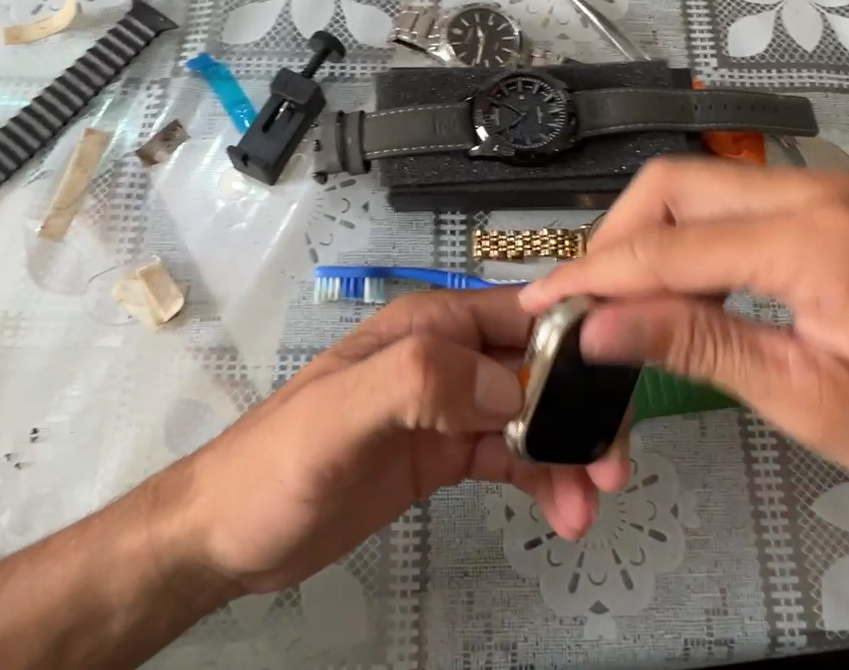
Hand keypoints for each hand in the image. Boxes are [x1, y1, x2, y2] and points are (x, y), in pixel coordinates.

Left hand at [157, 286, 630, 598]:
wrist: (232, 533)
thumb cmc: (275, 463)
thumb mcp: (339, 413)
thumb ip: (417, 381)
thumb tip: (500, 386)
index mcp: (426, 327)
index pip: (519, 315)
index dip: (574, 341)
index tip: (616, 385)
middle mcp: (444, 358)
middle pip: (538, 368)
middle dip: (581, 409)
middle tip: (612, 465)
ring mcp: (447, 406)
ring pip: (531, 416)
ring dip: (567, 454)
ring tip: (588, 504)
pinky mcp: (444, 452)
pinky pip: (510, 455)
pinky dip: (543, 478)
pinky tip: (561, 510)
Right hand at [520, 157, 848, 518]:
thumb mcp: (810, 402)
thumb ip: (699, 346)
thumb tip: (600, 326)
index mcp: (818, 240)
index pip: (671, 246)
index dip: (596, 275)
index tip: (542, 305)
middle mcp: (816, 191)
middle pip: (673, 186)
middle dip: (612, 241)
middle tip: (580, 306)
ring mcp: (826, 191)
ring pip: (696, 187)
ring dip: (645, 237)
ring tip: (614, 302)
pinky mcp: (829, 206)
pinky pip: (730, 205)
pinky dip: (685, 239)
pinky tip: (671, 286)